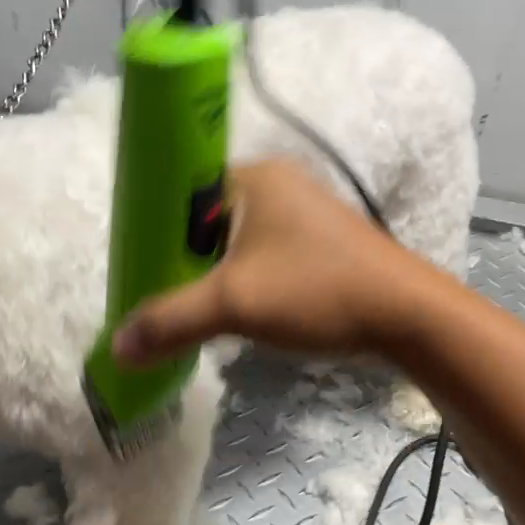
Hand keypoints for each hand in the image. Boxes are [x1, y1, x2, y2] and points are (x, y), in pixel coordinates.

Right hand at [112, 157, 432, 364]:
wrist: (407, 316)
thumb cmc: (317, 292)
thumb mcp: (234, 305)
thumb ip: (170, 322)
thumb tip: (117, 348)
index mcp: (255, 177)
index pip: (182, 187)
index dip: (154, 225)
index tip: (137, 264)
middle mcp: (280, 186)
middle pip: (206, 219)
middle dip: (181, 257)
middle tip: (159, 294)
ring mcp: (305, 216)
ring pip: (236, 242)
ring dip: (212, 275)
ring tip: (191, 309)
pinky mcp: (322, 247)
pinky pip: (263, 258)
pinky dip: (243, 282)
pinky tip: (237, 313)